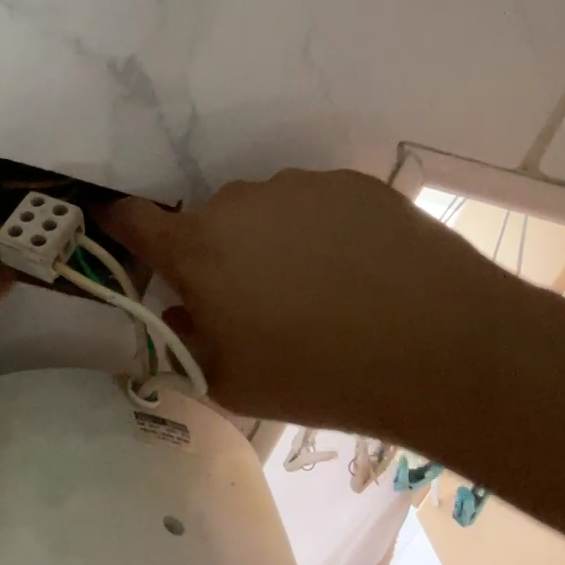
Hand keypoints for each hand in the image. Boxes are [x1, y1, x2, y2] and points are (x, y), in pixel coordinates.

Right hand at [102, 169, 541, 437]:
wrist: (447, 348)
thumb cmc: (321, 373)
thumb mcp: (231, 381)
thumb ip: (185, 344)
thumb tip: (178, 317)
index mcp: (197, 248)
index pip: (131, 218)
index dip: (117, 224)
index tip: (116, 231)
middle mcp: (236, 202)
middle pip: (206, 221)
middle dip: (215, 254)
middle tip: (254, 300)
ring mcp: (297, 187)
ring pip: (261, 210)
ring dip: (269, 239)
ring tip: (319, 287)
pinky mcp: (351, 183)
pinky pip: (313, 204)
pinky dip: (319, 230)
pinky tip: (359, 270)